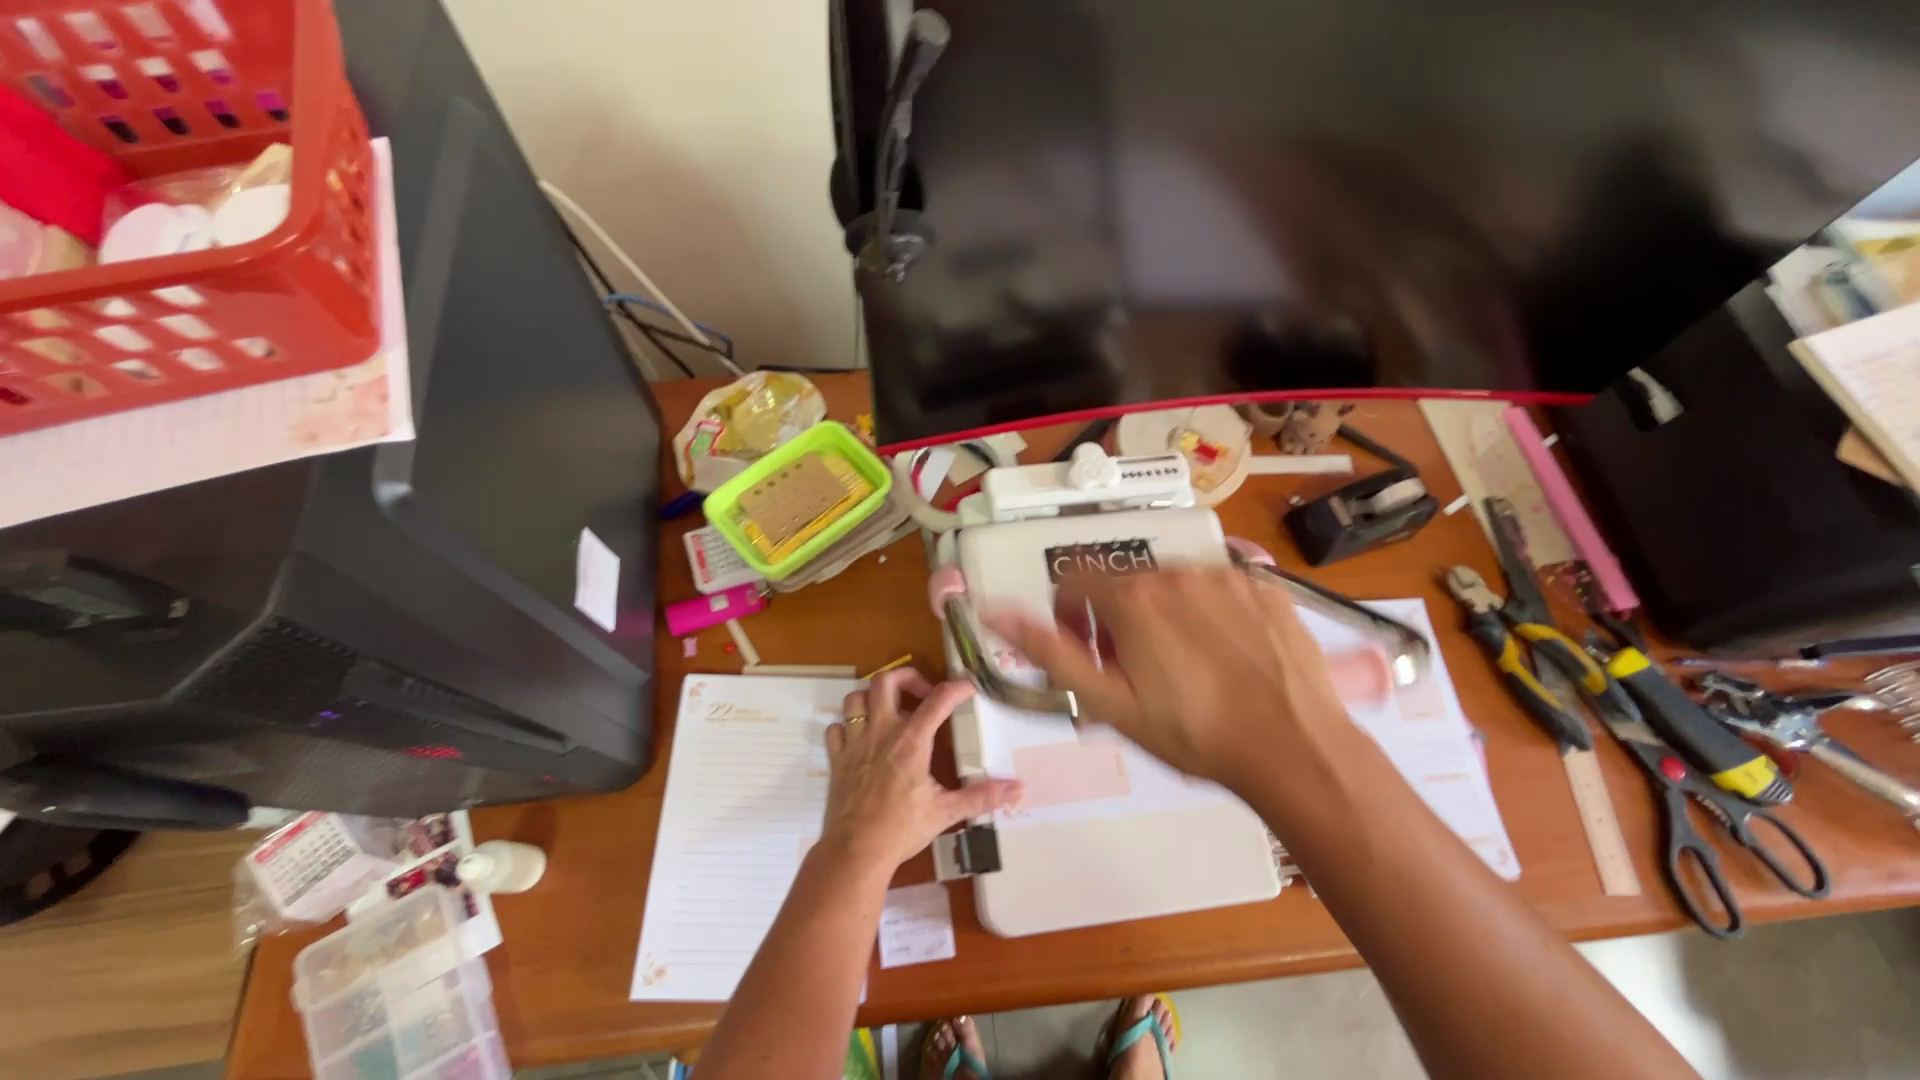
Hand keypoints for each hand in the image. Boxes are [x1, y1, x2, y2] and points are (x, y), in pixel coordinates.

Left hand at [820, 668, 1024, 869]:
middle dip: (907, 678)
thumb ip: (982, 796)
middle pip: (886, 681)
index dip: (957, 688)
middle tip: (922, 695)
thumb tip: (1019, 788)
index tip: (969, 689)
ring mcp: (854, 742)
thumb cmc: (901, 829)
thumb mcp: (946, 812)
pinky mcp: (837, 758)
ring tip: (890, 710)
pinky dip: (849, 726)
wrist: (855, 852)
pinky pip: (837, 727)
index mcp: (911, 741)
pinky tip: (862, 737)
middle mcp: (881, 732)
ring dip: (873, 697)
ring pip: (856, 698)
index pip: (938, 700)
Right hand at [983, 567, 1346, 790]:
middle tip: (1134, 671)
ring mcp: (1226, 577)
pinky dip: (1209, 613)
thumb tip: (995, 613)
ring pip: (1173, 584)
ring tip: (1183, 667)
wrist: (1291, 746)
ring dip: (1163, 614)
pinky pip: (1220, 588)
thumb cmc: (1195, 733)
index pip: (1073, 581)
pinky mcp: (1264, 588)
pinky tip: (1223, 656)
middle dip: (1116, 619)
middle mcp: (1177, 573)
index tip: (1086, 652)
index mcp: (1132, 597)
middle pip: (1124, 583)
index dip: (1069, 617)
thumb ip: (1049, 651)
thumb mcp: (1109, 702)